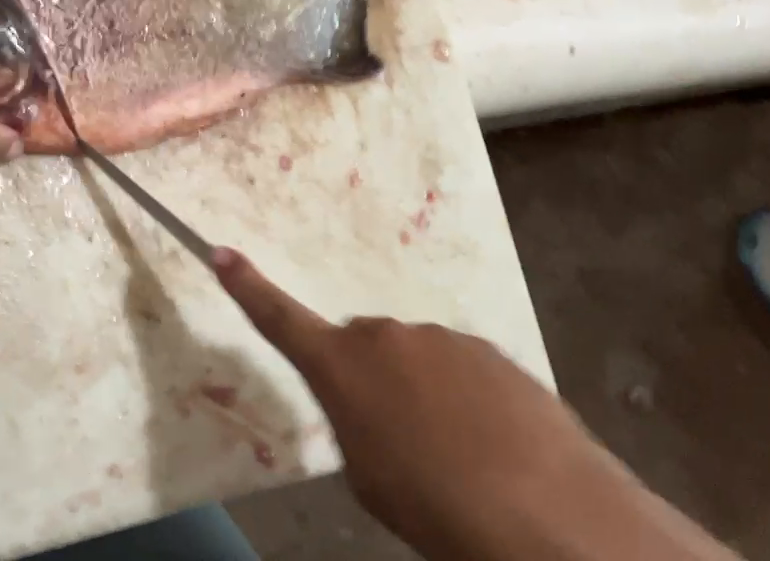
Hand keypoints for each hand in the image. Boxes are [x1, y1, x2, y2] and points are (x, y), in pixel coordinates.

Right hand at [213, 248, 615, 554]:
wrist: (549, 518)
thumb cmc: (434, 506)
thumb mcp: (368, 478)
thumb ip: (354, 424)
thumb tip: (374, 406)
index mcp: (341, 367)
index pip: (279, 318)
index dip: (246, 286)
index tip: (220, 252)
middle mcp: (386, 337)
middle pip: (363, 347)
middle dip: (371, 378)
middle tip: (398, 438)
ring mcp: (442, 339)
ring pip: (416, 358)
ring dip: (424, 391)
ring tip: (458, 452)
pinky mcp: (491, 351)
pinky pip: (461, 368)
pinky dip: (467, 398)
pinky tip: (494, 445)